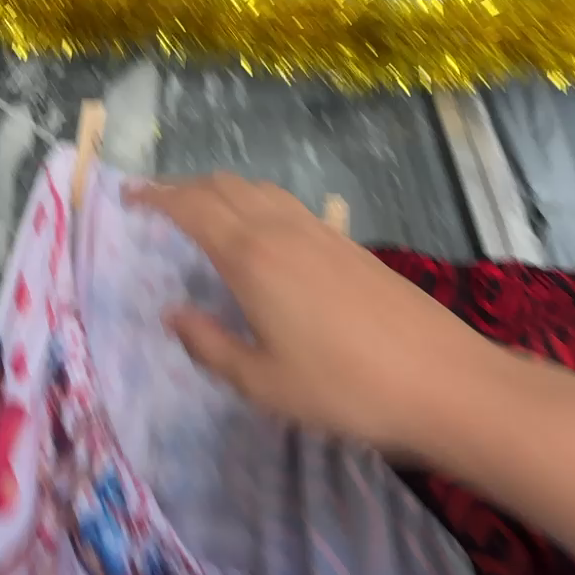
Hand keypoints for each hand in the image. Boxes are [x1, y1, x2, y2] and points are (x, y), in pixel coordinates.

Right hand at [128, 173, 500, 456]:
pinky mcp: (346, 242)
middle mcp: (280, 230)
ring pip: (256, 188)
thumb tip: (173, 314)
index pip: (191, 207)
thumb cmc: (343, 388)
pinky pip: (284, 202)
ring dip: (220, 188)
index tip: (129, 196)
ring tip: (200, 207)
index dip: (156, 196)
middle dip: (182, 186)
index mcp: (251, 257)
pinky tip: (259, 230)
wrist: (445, 382)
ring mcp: (318, 231)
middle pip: (222, 186)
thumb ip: (209, 345)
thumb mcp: (261, 382)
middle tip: (155, 201)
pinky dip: (253, 200)